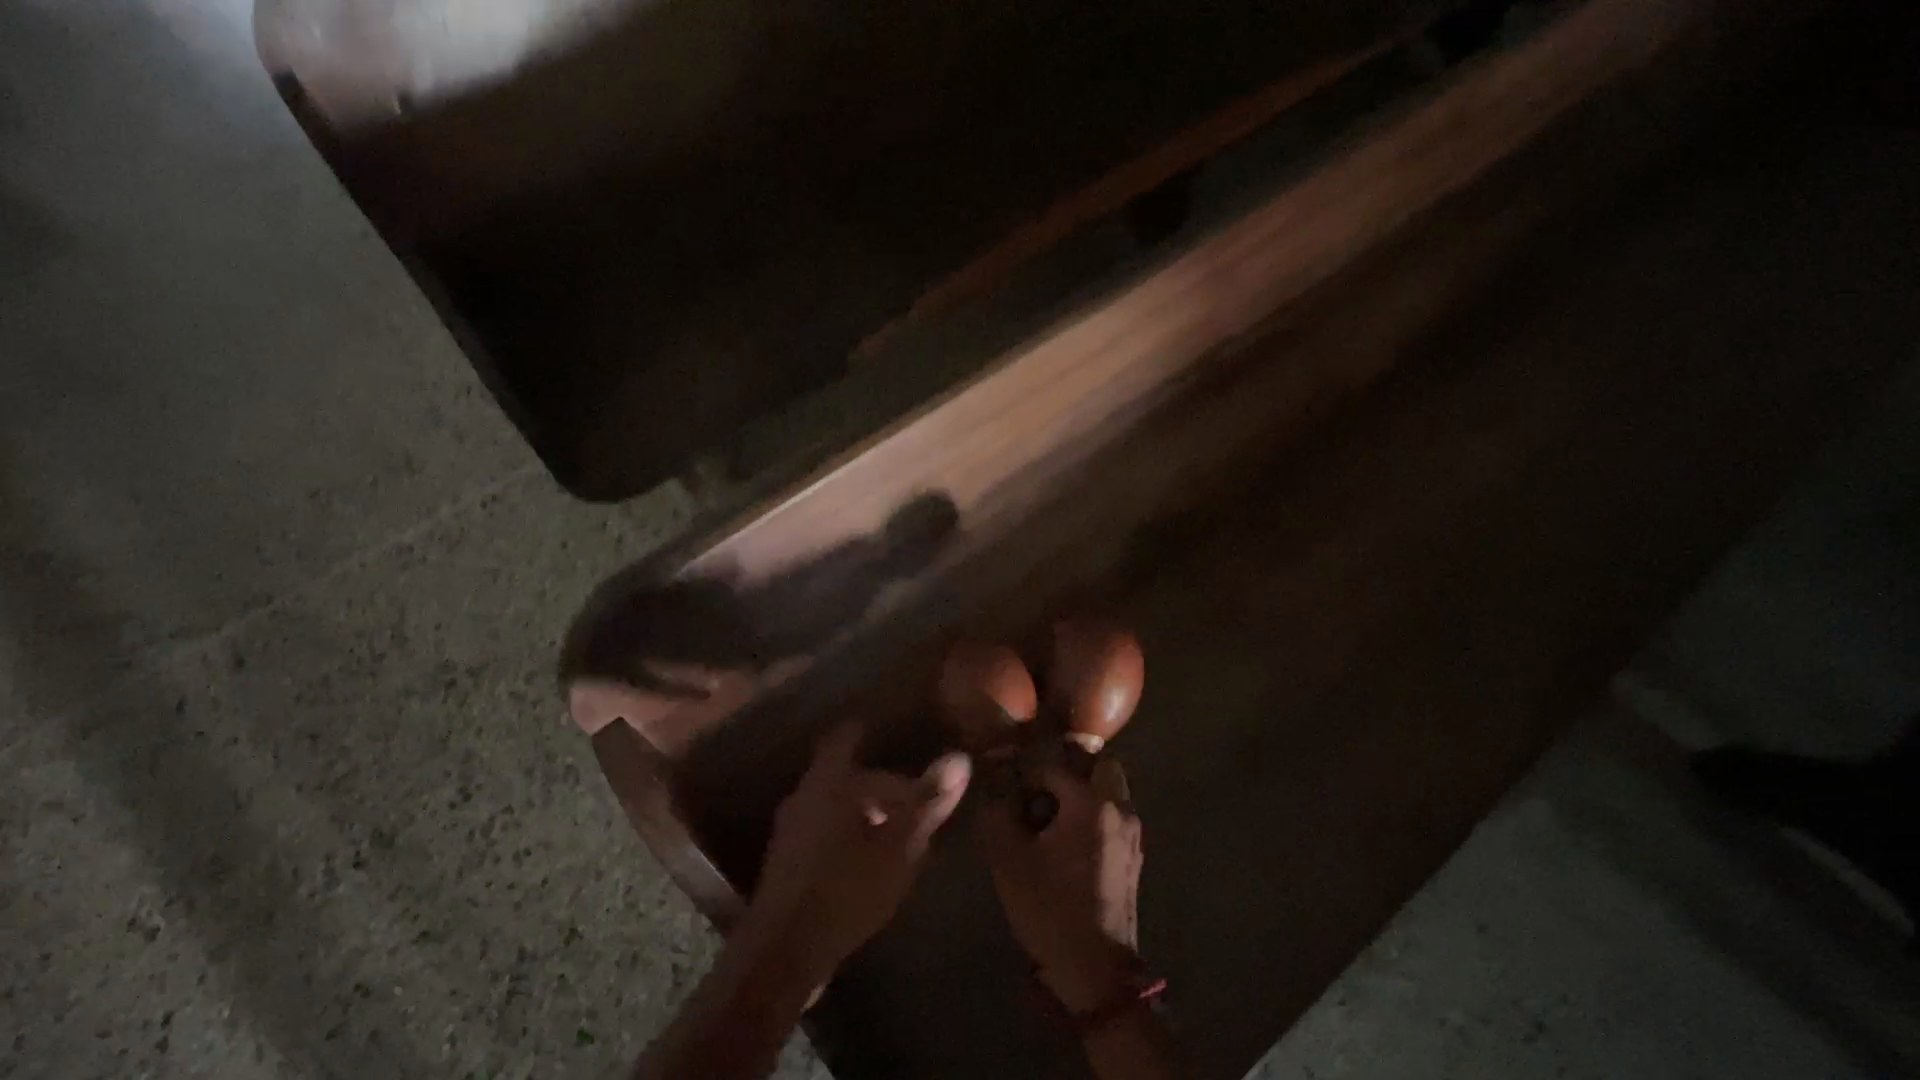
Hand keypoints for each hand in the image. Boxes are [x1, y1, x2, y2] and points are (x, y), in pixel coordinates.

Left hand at [749, 723, 971, 982]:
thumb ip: (928, 802)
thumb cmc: (846, 888)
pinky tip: (871, 864)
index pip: (844, 739)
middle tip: (915, 801)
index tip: (886, 727)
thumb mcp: (899, 846)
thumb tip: (960, 758)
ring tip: (900, 835)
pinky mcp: (786, 866)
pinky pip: (822, 834)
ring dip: (865, 814)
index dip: (865, 730)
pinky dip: (848, 835)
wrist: (784, 953)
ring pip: (833, 808)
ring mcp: (789, 834)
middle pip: (843, 777)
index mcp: (827, 784)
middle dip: (879, 786)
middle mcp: (802, 799)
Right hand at [979, 758, 1143, 1011]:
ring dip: (1083, 793)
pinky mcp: (1134, 857)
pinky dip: (1093, 816)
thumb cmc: (1049, 908)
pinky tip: (1066, 844)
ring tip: (1049, 820)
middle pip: (1099, 765)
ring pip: (1110, 791)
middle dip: (1068, 770)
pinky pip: (1114, 817)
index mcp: (1092, 803)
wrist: (1094, 969)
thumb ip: (999, 813)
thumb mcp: (1009, 858)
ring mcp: (1133, 834)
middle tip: (1039, 792)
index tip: (1009, 789)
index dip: (1027, 774)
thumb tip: (998, 787)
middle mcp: (1120, 809)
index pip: (1054, 766)